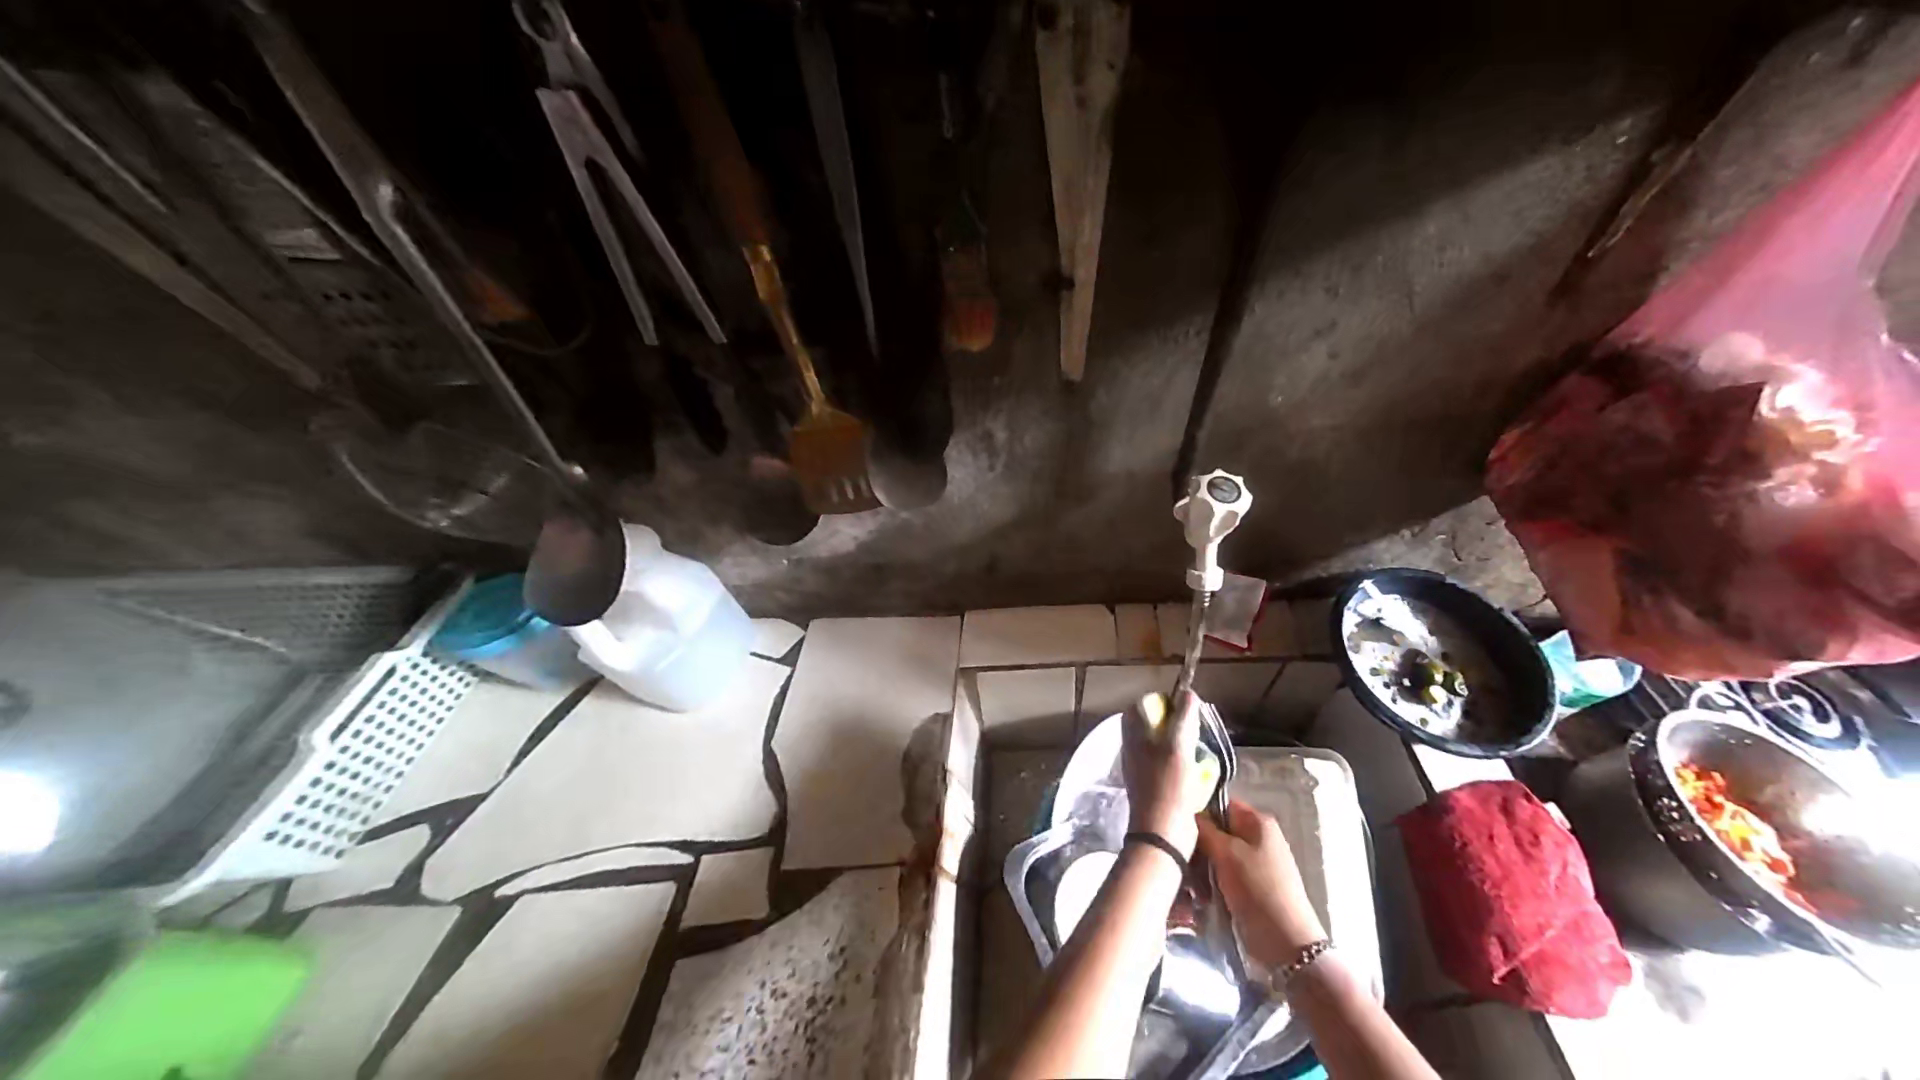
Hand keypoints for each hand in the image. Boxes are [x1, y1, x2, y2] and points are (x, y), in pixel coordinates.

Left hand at [1121, 692, 1212, 856]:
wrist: (1162, 832)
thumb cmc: (1169, 785)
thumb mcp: (1178, 745)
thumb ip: (1182, 717)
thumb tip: (1187, 693)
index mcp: (1132, 734)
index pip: (1143, 705)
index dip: (1164, 701)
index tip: (1186, 707)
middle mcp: (1133, 747)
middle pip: (1154, 724)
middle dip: (1175, 722)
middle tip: (1196, 728)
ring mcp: (1142, 766)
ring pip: (1162, 742)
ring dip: (1181, 741)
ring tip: (1199, 746)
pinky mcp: (1154, 783)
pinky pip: (1168, 762)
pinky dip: (1182, 759)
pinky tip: (1197, 767)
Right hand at [1197, 799, 1327, 967]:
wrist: (1285, 942)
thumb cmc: (1256, 888)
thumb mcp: (1226, 852)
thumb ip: (1206, 828)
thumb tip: (1192, 813)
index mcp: (1259, 822)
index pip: (1222, 804)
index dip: (1201, 812)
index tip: (1181, 826)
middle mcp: (1259, 838)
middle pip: (1218, 831)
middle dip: (1200, 844)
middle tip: (1183, 858)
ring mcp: (1256, 863)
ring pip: (1218, 855)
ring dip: (1203, 867)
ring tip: (1189, 881)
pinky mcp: (1251, 886)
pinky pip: (1224, 874)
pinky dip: (1211, 881)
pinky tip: (1200, 894)